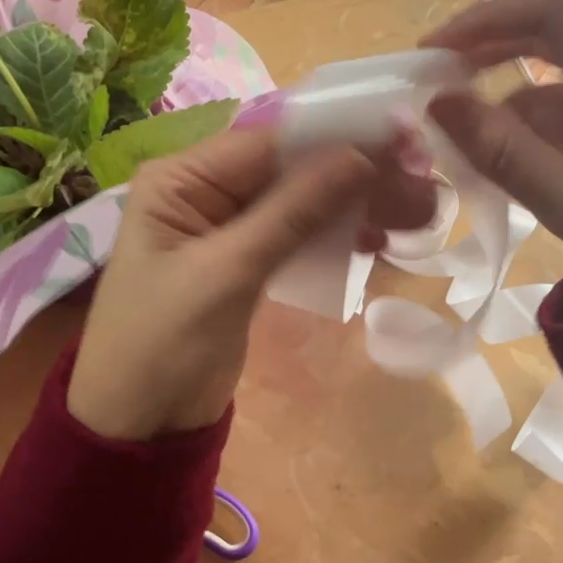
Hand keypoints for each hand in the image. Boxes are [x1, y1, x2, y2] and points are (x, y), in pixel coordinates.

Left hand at [69, 129, 434, 440]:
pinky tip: (378, 240)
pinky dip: (334, 237)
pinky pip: (296, 236)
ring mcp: (226, 230)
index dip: (338, 137)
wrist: (138, 425)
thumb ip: (293, 211)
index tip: (406, 139)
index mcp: (180, 179)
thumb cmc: (163, 344)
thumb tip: (362, 154)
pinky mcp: (245, 265)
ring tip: (417, 215)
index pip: (269, 141)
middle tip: (424, 185)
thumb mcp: (227, 272)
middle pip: (290, 168)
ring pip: (301, 202)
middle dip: (355, 173)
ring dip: (354, 205)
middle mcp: (203, 192)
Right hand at [422, 0, 562, 362]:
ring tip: (464, 137)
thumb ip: (502, 152)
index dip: (485, 18)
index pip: (554, 8)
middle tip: (436, 85)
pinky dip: (542, 127)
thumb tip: (437, 105)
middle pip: (560, 34)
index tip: (432, 52)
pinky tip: (511, 157)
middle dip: (492, 54)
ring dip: (513, 100)